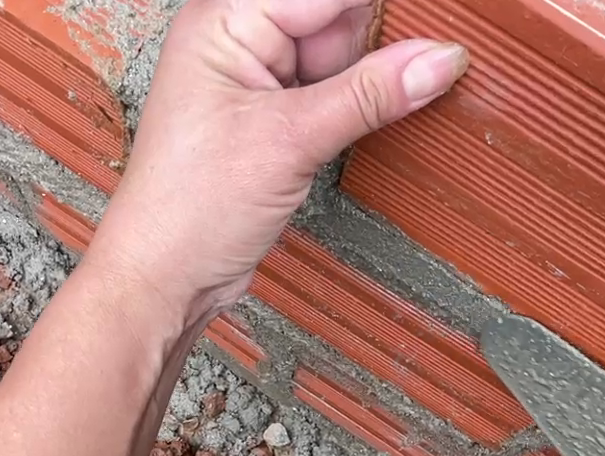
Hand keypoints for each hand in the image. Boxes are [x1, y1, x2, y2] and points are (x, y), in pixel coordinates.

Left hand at [85, 0, 467, 327]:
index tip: (436, 26)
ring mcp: (252, 91)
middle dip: (375, 49)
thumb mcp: (288, 142)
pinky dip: (350, 116)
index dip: (380, 10)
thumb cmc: (190, 209)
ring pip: (334, 66)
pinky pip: (324, 104)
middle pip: (333, 20)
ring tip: (366, 126)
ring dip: (366, 88)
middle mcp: (237, 45)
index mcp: (225, 19)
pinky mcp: (267, 133)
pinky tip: (369, 127)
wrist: (165, 279)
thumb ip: (367, 96)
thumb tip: (438, 59)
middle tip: (426, 70)